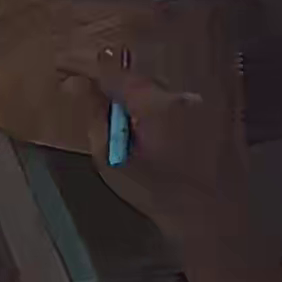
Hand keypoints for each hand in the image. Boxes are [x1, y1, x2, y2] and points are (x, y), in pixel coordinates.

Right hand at [58, 26, 250, 249]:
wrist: (213, 218)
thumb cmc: (154, 191)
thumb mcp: (111, 158)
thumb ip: (94, 116)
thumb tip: (76, 84)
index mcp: (155, 103)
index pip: (113, 72)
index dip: (85, 66)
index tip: (62, 64)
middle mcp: (182, 94)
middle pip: (137, 79)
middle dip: (109, 81)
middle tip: (83, 88)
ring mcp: (203, 104)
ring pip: (157, 90)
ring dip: (133, 95)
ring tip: (111, 108)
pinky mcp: (218, 114)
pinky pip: (175, 101)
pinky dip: (154, 105)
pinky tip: (145, 123)